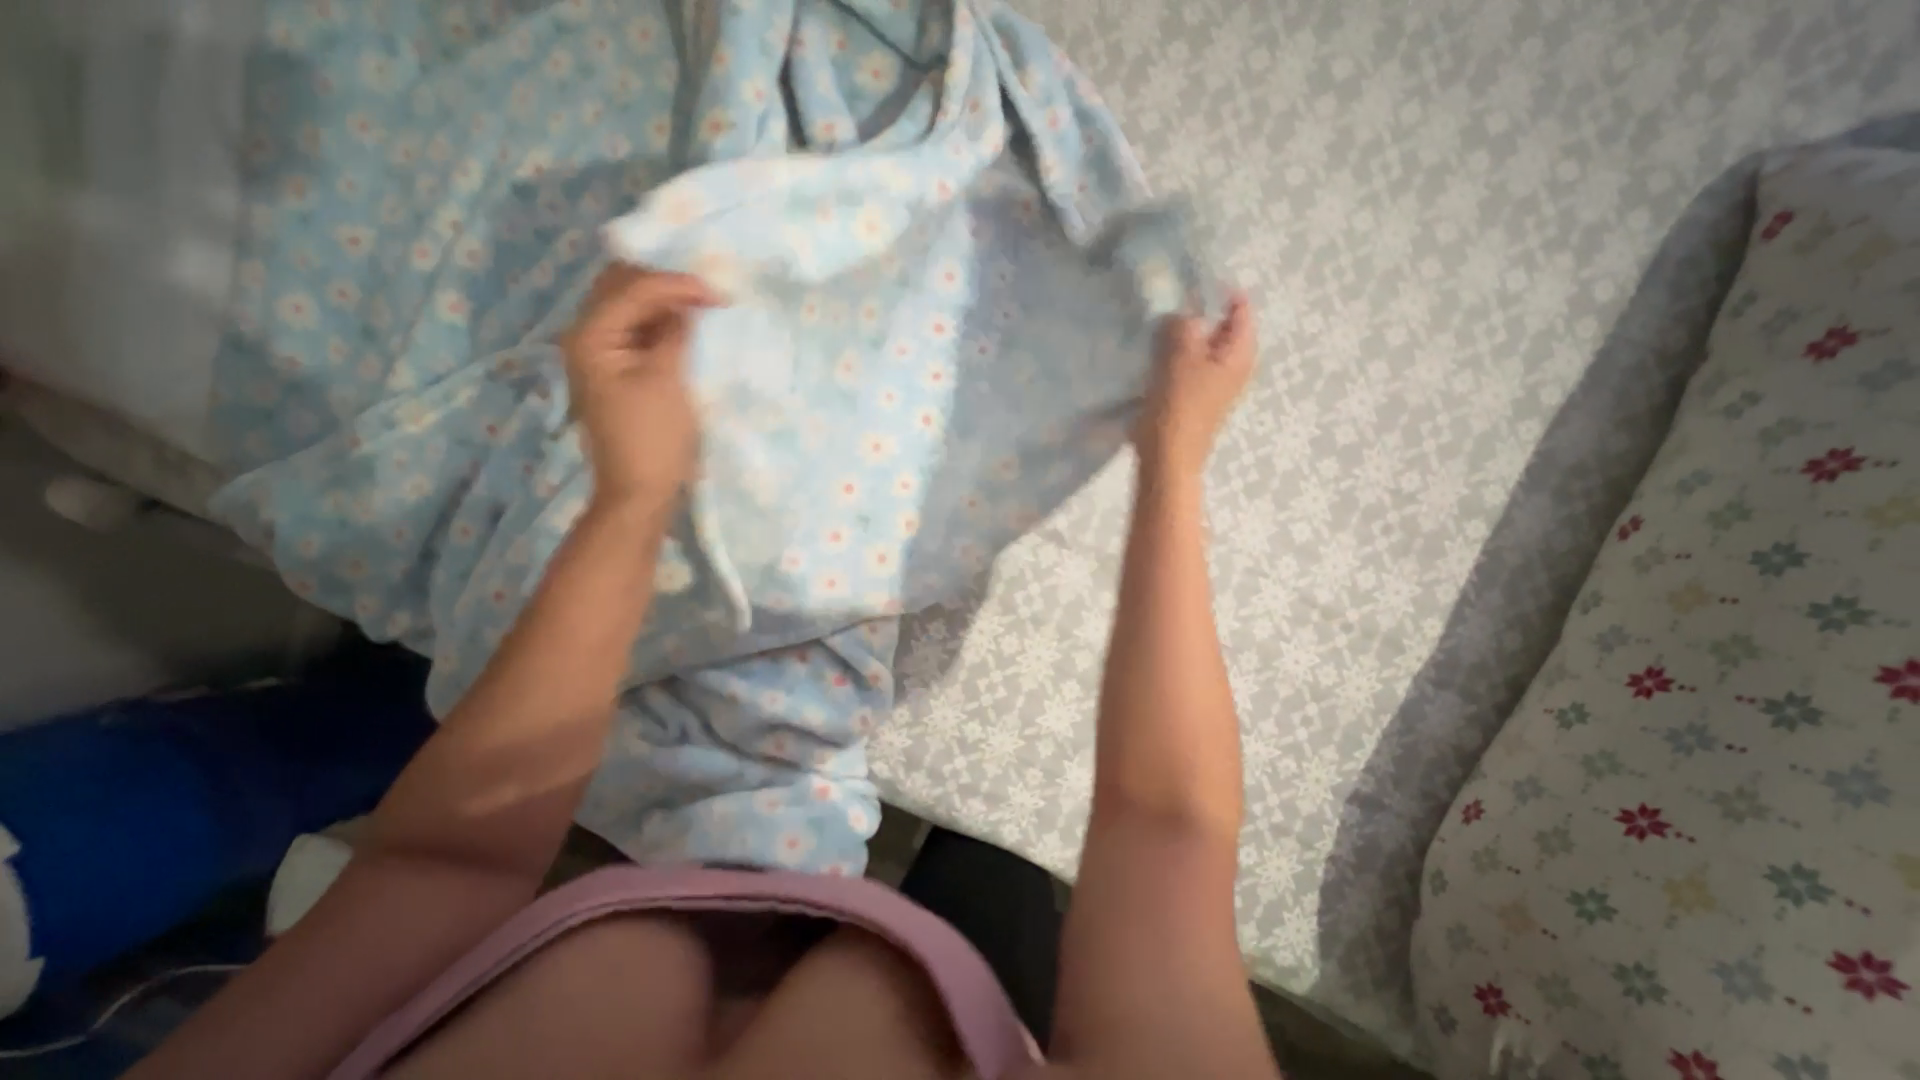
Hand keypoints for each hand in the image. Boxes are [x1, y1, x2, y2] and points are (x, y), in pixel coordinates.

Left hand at [559, 264, 724, 507]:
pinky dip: (659, 323)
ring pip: (628, 306)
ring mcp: (597, 354)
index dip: (677, 284)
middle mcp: (584, 336)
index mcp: (590, 335)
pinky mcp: (614, 370)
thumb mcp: (668, 378)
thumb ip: (675, 332)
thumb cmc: (653, 438)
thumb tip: (687, 305)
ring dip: (663, 301)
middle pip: (621, 286)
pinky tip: (687, 327)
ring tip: (702, 306)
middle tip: (707, 293)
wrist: (638, 493)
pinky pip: (635, 330)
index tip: (719, 293)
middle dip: (664, 283)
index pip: (634, 288)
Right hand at [1135, 290, 1256, 477]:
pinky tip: (1154, 353)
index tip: (1183, 282)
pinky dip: (1175, 354)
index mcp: (1241, 352)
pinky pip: (1189, 363)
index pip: (1238, 305)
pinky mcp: (1197, 395)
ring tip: (1156, 324)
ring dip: (1181, 334)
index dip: (1214, 289)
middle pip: (1220, 324)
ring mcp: (1217, 382)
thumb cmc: (1178, 406)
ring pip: (1201, 344)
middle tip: (1165, 302)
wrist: (1167, 458)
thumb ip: (1183, 323)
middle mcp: (1236, 365)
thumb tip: (1181, 312)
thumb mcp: (1180, 355)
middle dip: (1195, 311)